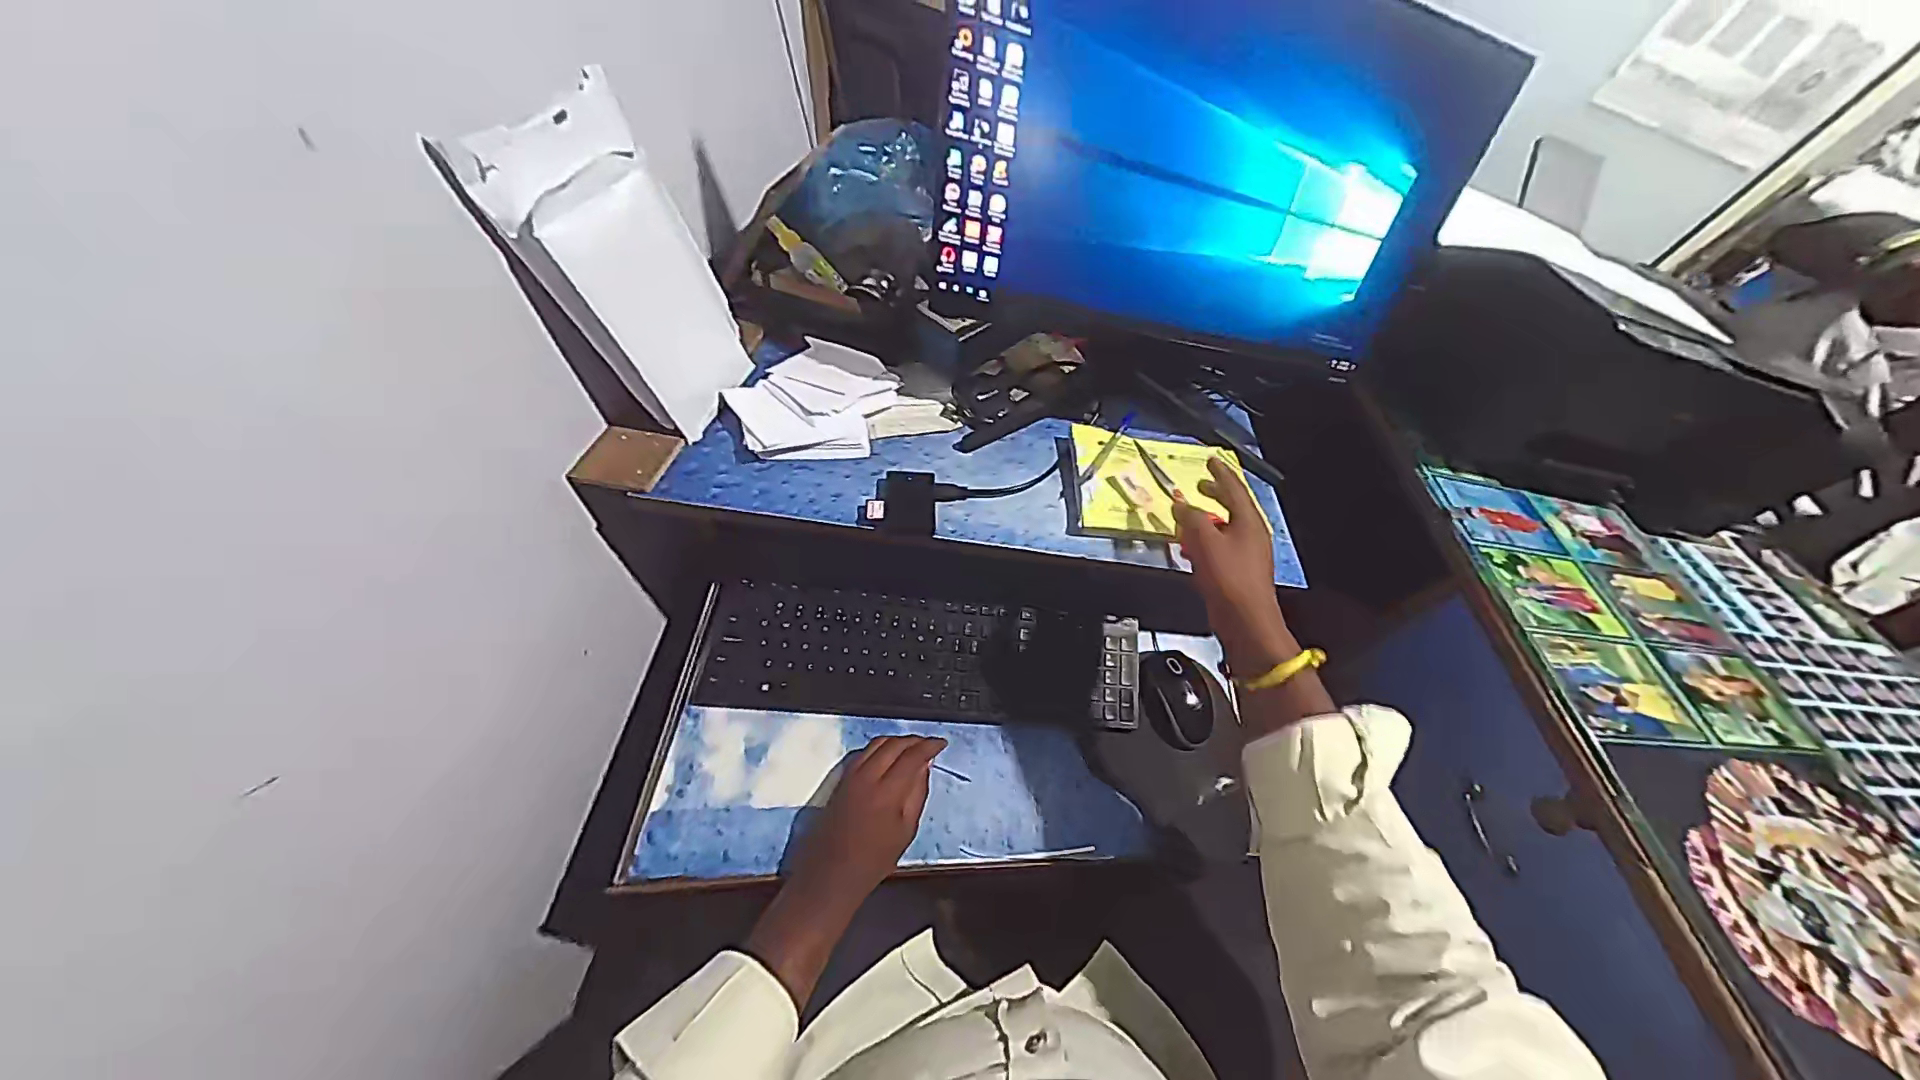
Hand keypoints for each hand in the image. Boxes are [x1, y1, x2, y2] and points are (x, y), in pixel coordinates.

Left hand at [787, 735, 946, 903]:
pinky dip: (880, 747)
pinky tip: (889, 754)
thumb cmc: (874, 859)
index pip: (912, 756)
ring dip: (897, 740)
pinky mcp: (841, 778)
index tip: (941, 743)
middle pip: (894, 744)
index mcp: (887, 792)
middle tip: (929, 745)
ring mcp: (850, 775)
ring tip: (911, 747)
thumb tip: (925, 765)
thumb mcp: (906, 829)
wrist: (831, 872)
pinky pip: (864, 751)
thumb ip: (917, 792)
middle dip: (915, 740)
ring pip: (877, 743)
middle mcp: (867, 776)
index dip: (930, 745)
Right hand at [1173, 457, 1296, 672]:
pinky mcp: (1237, 571)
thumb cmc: (1229, 578)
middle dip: (1214, 495)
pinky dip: (1204, 541)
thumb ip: (1191, 519)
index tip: (1211, 461)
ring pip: (1224, 528)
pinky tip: (1191, 548)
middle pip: (1232, 507)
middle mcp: (1251, 534)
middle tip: (1200, 486)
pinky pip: (1219, 547)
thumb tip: (1180, 505)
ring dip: (1206, 520)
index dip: (1220, 474)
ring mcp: (1246, 553)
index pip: (1234, 489)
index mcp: (1248, 522)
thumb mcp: (1205, 542)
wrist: (1244, 619)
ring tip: (1189, 517)